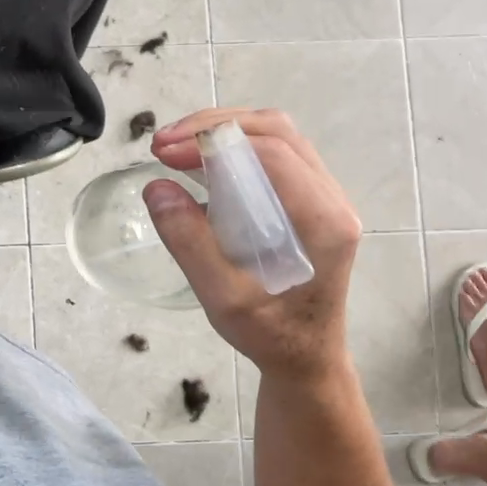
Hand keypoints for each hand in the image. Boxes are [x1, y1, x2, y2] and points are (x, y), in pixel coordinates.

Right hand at [142, 108, 361, 380]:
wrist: (304, 359)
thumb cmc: (269, 334)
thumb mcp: (223, 298)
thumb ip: (190, 243)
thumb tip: (156, 187)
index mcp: (321, 220)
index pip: (272, 152)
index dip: (214, 139)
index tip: (164, 152)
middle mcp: (330, 199)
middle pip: (276, 131)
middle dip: (213, 126)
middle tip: (162, 144)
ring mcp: (322, 197)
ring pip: (275, 136)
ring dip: (221, 131)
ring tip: (173, 147)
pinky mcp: (306, 201)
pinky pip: (272, 154)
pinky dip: (230, 147)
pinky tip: (197, 163)